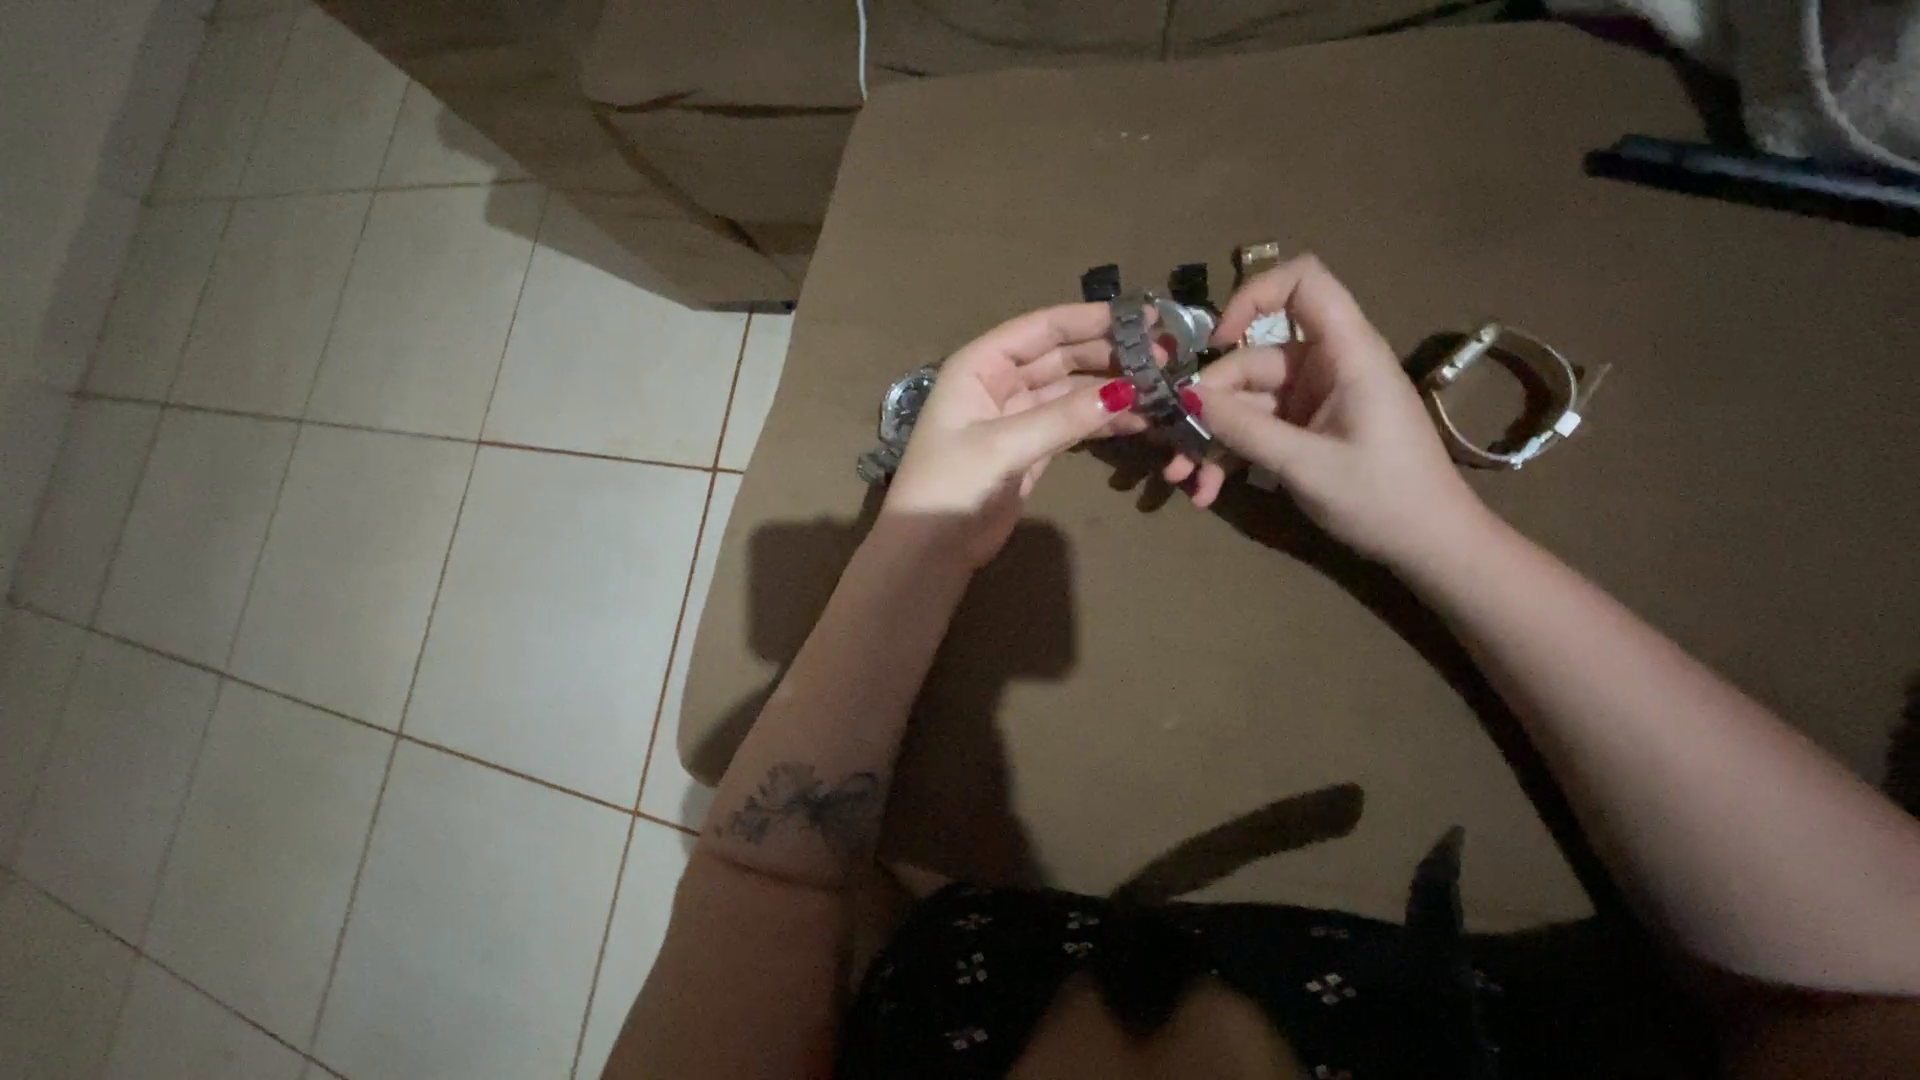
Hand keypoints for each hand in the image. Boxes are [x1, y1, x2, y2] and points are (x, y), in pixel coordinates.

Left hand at [883, 302, 1149, 567]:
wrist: (930, 550)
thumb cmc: (951, 486)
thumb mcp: (1003, 445)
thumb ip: (1062, 417)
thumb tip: (1128, 392)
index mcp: (980, 366)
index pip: (1041, 329)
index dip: (1090, 320)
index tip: (1144, 318)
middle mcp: (999, 383)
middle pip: (1062, 356)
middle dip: (1109, 355)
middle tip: (1163, 359)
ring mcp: (1017, 416)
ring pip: (1071, 391)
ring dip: (1112, 389)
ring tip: (1160, 390)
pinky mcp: (1031, 448)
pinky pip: (1073, 423)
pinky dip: (1102, 421)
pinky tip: (1138, 420)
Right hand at [1165, 255, 1487, 566]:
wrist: (1428, 544)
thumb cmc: (1383, 497)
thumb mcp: (1305, 465)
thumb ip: (1244, 429)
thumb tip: (1187, 398)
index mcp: (1346, 354)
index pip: (1303, 283)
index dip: (1254, 296)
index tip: (1217, 341)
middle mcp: (1325, 367)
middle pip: (1251, 361)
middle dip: (1208, 403)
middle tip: (1174, 446)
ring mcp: (1312, 401)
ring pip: (1245, 403)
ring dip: (1211, 440)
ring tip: (1185, 480)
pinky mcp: (1305, 431)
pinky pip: (1255, 430)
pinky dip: (1230, 457)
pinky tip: (1207, 490)